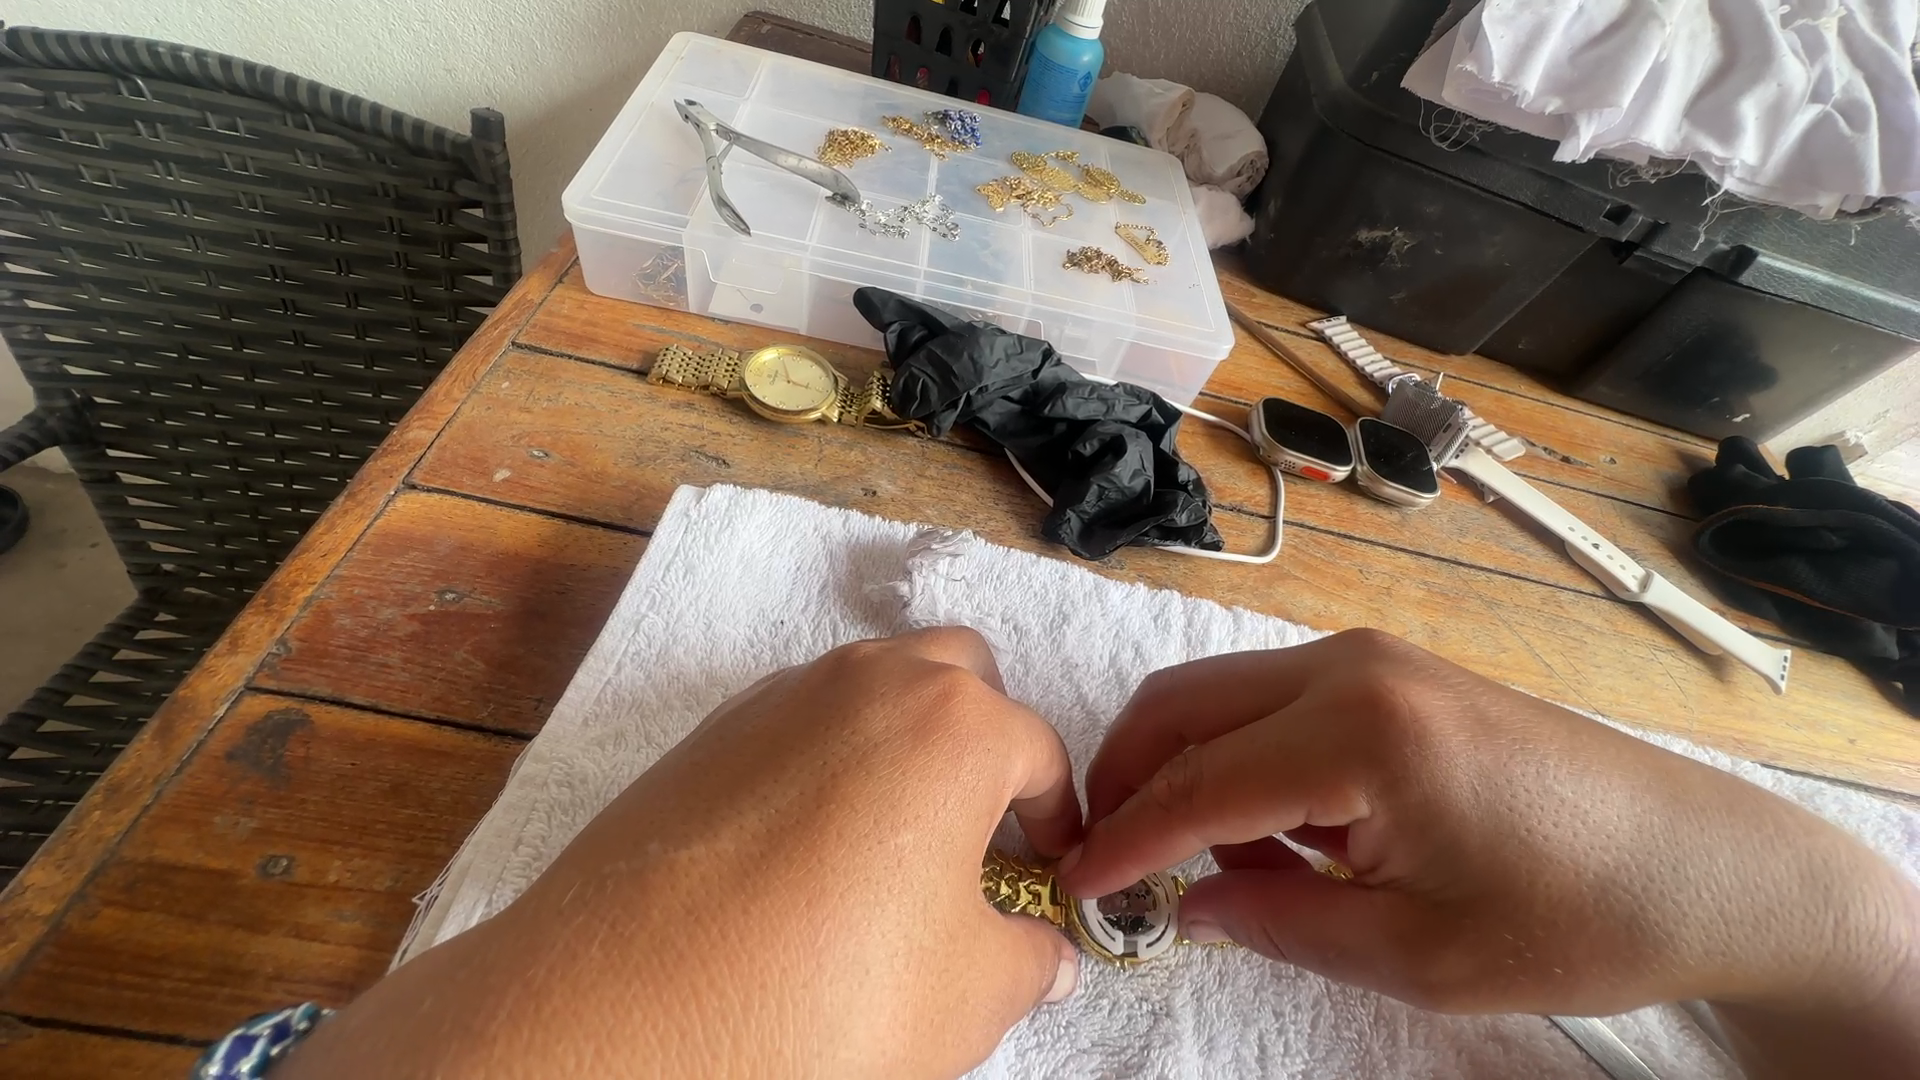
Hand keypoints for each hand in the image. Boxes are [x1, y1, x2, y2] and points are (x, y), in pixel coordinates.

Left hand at [282, 628, 1082, 1079]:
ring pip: (883, 678)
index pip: (1040, 751)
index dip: (1057, 815)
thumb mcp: (968, 994)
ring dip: (910, 732)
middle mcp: (878, 676)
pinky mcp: (723, 718)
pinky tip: (810, 833)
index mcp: (957, 722)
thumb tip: (1050, 956)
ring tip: (894, 827)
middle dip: (989, 735)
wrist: (622, 1006)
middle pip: (965, 673)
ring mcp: (793, 688)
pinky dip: (837, 745)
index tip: (1048, 869)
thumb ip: (1030, 961)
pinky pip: (811, 709)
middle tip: (976, 822)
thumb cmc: (830, 989)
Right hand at [1058, 630, 1919, 1033]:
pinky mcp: (1367, 664)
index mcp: (1360, 735)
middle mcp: (1341, 666)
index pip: (1200, 786)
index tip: (1076, 880)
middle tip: (1110, 849)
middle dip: (1126, 775)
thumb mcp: (1417, 955)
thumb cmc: (1572, 919)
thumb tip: (1180, 908)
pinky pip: (1256, 698)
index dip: (1128, 838)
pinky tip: (1268, 825)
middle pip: (1179, 704)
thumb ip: (1276, 924)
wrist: (1703, 857)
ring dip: (1177, 766)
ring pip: (1209, 692)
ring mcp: (1353, 654)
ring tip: (1206, 856)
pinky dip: (1229, 756)